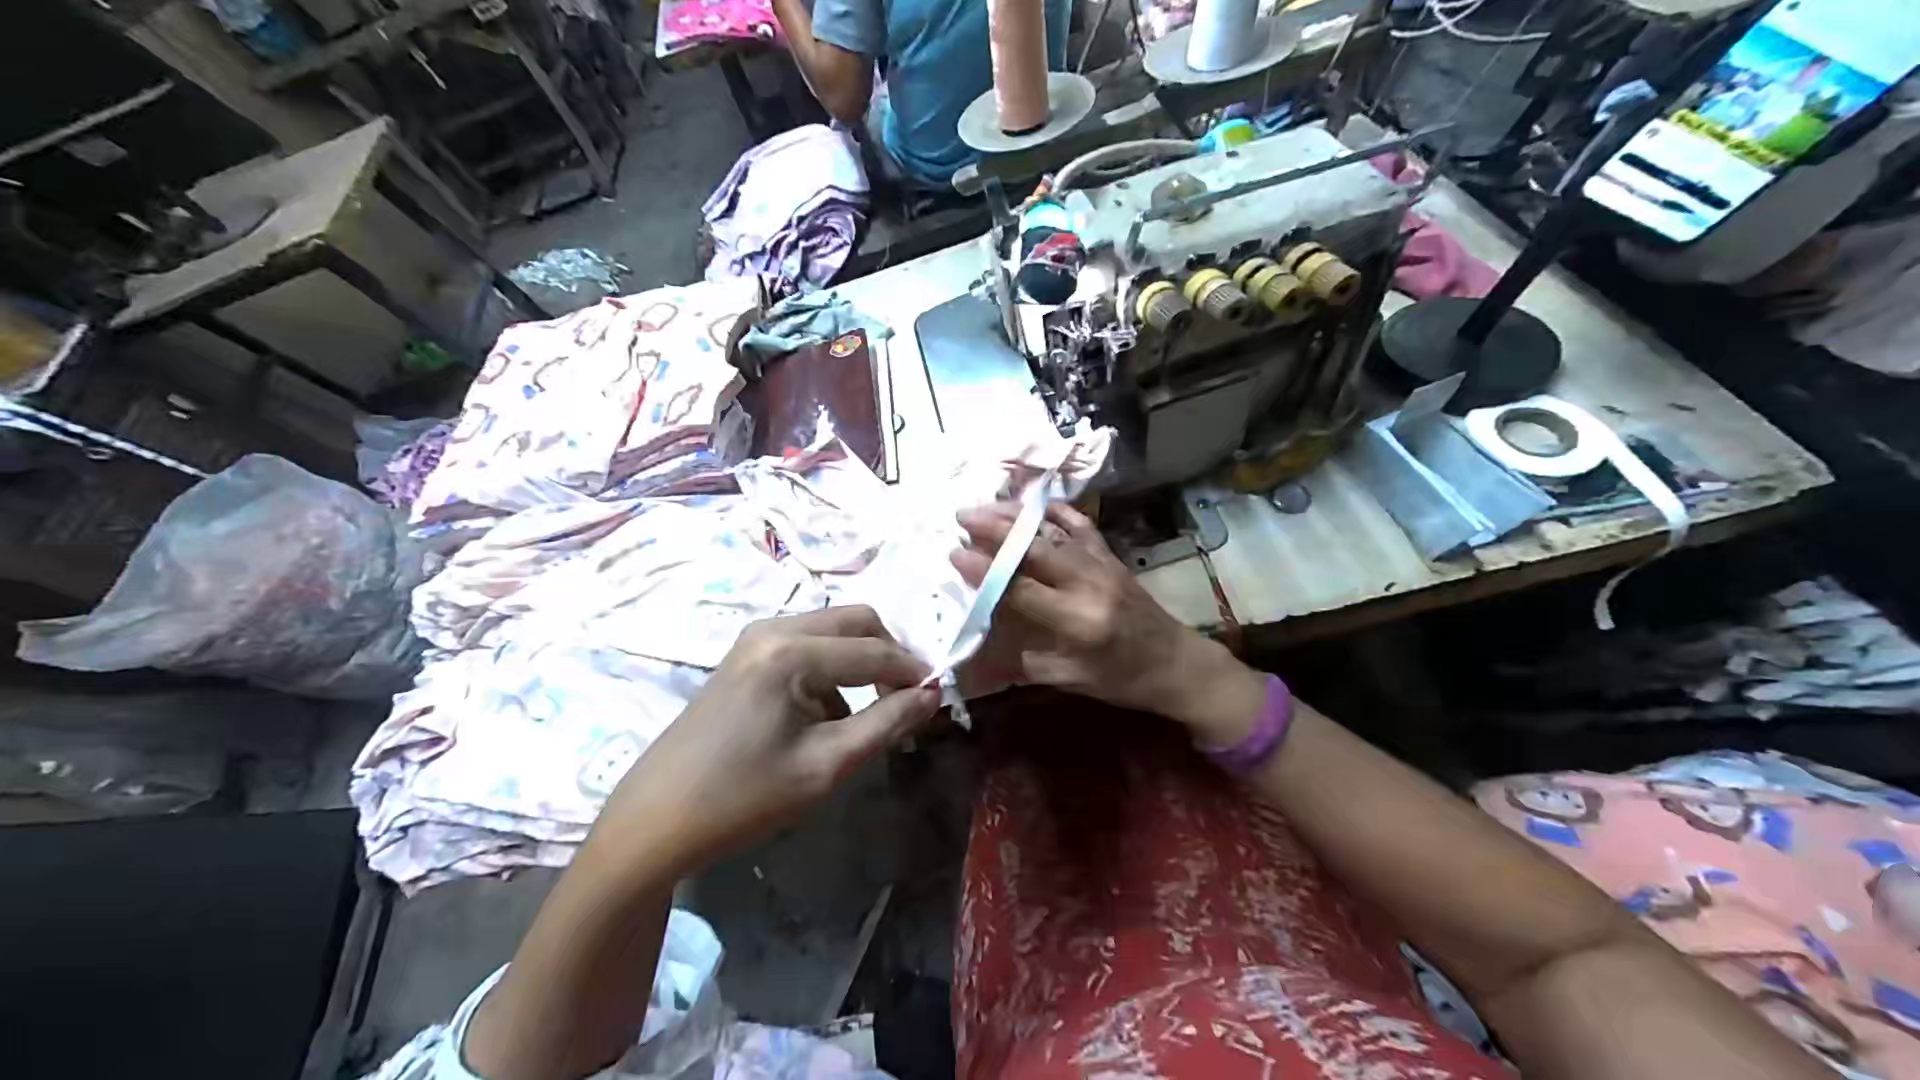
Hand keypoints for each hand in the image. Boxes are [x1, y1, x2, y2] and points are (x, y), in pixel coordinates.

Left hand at [589, 607, 938, 877]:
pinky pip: (806, 644)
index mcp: (793, 652)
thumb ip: (887, 724)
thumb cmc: (744, 797)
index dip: (914, 673)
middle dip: (889, 654)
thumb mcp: (826, 766)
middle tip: (908, 698)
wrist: (656, 819)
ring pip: (832, 630)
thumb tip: (932, 695)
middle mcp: (775, 628)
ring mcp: (755, 638)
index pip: (876, 651)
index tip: (940, 697)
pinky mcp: (744, 655)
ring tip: (870, 714)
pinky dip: (831, 668)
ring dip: (860, 661)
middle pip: (856, 621)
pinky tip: (827, 715)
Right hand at [951, 502, 1267, 746]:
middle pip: (1035, 549)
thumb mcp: (1068, 679)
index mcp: (1077, 622)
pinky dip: (1056, 511)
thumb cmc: (1121, 680)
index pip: (1020, 589)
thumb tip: (982, 636)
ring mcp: (1103, 565)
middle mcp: (1089, 585)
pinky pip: (1081, 525)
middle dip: (995, 530)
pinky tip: (1034, 503)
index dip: (984, 572)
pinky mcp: (1112, 556)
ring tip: (985, 506)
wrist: (1177, 664)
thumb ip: (1022, 657)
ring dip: (1017, 517)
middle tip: (961, 517)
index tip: (954, 555)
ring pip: (1054, 532)